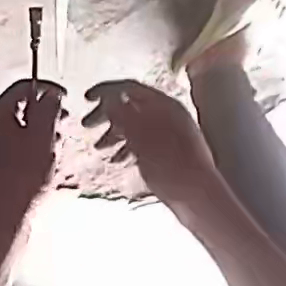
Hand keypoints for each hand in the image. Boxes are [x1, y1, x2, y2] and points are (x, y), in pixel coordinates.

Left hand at [0, 79, 65, 228]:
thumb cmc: (19, 184)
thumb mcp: (42, 139)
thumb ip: (47, 111)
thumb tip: (50, 94)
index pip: (21, 88)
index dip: (47, 90)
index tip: (65, 98)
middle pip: (19, 111)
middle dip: (44, 117)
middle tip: (63, 128)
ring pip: (17, 134)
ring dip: (40, 138)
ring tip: (57, 154)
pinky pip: (13, 155)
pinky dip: (30, 156)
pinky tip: (44, 173)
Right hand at [83, 81, 232, 222]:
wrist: (198, 198)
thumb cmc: (170, 166)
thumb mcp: (140, 139)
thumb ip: (123, 115)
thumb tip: (109, 98)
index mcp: (163, 105)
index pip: (129, 87)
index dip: (105, 90)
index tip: (86, 98)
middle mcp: (169, 114)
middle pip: (132, 104)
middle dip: (107, 114)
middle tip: (86, 125)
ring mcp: (172, 133)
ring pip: (137, 124)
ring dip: (115, 133)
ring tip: (98, 147)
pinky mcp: (172, 151)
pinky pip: (145, 141)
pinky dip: (128, 146)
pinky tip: (117, 159)